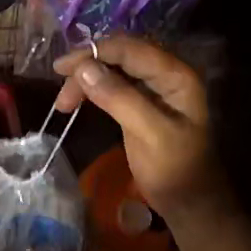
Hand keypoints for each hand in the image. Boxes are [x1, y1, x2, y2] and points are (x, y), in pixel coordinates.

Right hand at [53, 37, 230, 220]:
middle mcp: (167, 74)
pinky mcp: (143, 102)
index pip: (131, 49)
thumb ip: (119, 98)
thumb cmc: (175, 169)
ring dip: (88, 79)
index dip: (95, 52)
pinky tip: (78, 100)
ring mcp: (156, 88)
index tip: (62, 68)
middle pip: (122, 55)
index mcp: (177, 75)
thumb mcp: (149, 134)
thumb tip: (84, 68)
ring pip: (115, 69)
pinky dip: (95, 89)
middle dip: (89, 65)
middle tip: (61, 87)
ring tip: (64, 103)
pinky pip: (116, 84)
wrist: (190, 201)